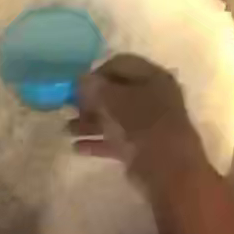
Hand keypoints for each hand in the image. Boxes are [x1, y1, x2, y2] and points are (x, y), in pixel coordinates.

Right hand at [70, 54, 233, 233]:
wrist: (167, 169)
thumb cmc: (143, 126)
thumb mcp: (117, 101)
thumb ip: (97, 88)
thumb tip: (81, 80)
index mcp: (152, 77)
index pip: (120, 64)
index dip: (96, 73)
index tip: (76, 86)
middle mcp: (151, 97)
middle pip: (114, 92)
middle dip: (89, 100)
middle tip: (68, 108)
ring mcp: (145, 123)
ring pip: (112, 117)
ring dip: (88, 122)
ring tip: (67, 130)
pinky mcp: (139, 147)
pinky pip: (114, 139)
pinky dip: (96, 141)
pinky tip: (77, 147)